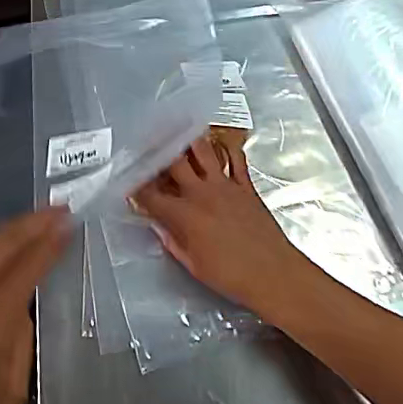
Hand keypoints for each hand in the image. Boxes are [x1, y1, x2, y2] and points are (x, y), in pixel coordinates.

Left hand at [0, 209, 69, 403]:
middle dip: (32, 223)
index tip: (70, 223)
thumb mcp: (12, 388)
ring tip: (37, 221)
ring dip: (10, 232)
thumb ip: (21, 333)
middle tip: (59, 209)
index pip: (27, 267)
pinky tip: (3, 252)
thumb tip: (24, 299)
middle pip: (0, 244)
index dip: (51, 242)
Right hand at [130, 133, 320, 318]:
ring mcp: (225, 186)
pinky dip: (228, 149)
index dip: (138, 188)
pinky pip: (235, 160)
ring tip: (180, 127)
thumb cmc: (231, 276)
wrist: (273, 273)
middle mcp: (202, 193)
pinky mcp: (245, 186)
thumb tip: (158, 227)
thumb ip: (173, 242)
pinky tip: (222, 143)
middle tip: (150, 139)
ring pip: (203, 153)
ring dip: (190, 140)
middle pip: (175, 164)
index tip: (130, 181)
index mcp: (185, 215)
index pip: (153, 196)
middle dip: (159, 150)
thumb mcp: (194, 265)